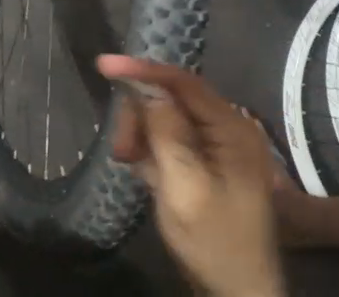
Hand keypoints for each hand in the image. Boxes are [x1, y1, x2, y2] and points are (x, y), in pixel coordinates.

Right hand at [100, 55, 286, 296]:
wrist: (235, 292)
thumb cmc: (214, 242)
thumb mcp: (185, 188)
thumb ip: (167, 134)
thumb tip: (148, 89)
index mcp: (232, 130)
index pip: (183, 82)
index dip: (143, 70)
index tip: (103, 65)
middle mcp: (226, 129)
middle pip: (169, 98)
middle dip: (139, 116)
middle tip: (122, 149)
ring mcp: (215, 146)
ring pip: (162, 116)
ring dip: (139, 135)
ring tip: (129, 164)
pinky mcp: (202, 161)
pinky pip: (165, 137)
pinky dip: (147, 149)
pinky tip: (143, 172)